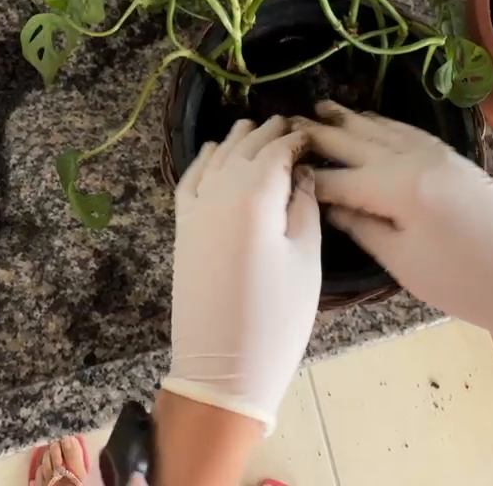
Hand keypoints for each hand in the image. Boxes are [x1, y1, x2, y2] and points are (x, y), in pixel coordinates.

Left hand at [162, 116, 321, 432]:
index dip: (294, 140)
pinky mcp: (183, 228)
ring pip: (216, 159)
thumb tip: (301, 175)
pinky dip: (203, 161)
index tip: (309, 135)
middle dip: (266, 133)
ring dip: (236, 141)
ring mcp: (196, 209)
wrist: (222, 369)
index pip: (276, 152)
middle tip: (286, 123)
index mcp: (255, 197)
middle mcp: (219, 192)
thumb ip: (304, 208)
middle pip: (245, 149)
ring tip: (252, 127)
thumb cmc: (276, 318)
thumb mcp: (306, 260)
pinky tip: (213, 152)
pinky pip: (190, 180)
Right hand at [304, 102, 492, 414]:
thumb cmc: (462, 283)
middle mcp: (414, 158)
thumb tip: (328, 203)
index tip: (280, 170)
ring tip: (321, 109)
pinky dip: (381, 123)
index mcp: (399, 186)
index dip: (310, 175)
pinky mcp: (451, 156)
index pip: (341, 176)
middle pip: (358, 141)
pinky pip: (406, 130)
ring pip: (382, 128)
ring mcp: (435, 152)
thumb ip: (362, 226)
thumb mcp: (402, 262)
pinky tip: (369, 120)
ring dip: (350, 119)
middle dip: (322, 133)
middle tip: (288, 123)